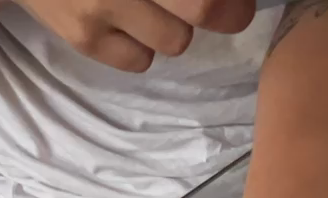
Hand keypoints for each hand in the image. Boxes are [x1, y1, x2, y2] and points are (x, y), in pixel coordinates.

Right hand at [16, 0, 254, 71]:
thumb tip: (217, 3)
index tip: (241, 1)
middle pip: (201, 7)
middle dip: (228, 12)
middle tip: (234, 13)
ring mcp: (102, 9)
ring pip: (175, 42)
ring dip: (177, 30)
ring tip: (160, 11)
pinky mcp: (86, 40)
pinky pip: (140, 61)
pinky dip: (145, 48)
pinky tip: (131, 25)